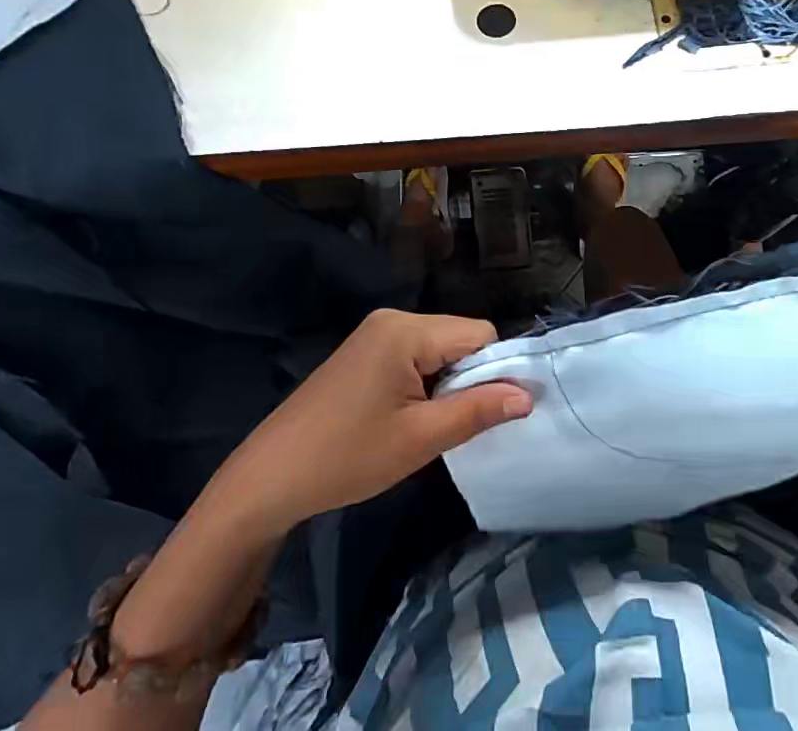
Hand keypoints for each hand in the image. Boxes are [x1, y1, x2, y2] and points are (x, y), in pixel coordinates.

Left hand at [210, 309, 531, 533]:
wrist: (269, 478)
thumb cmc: (347, 457)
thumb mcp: (420, 439)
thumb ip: (478, 411)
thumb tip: (528, 396)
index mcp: (406, 331)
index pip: (480, 335)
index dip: (495, 370)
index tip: (489, 412)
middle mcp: (393, 320)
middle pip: (461, 337)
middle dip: (471, 377)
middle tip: (455, 423)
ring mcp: (375, 333)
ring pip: (441, 348)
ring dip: (449, 382)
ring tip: (431, 423)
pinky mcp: (365, 350)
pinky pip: (417, 355)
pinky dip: (427, 381)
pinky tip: (410, 415)